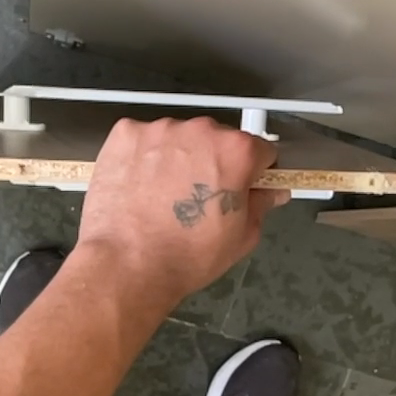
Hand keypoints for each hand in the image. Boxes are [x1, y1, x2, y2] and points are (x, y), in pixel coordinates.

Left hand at [77, 117, 284, 310]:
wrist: (127, 264)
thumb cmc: (184, 256)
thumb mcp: (241, 238)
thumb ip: (261, 205)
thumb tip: (269, 192)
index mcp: (236, 151)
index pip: (259, 150)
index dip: (253, 172)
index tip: (242, 187)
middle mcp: (200, 131)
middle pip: (216, 140)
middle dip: (212, 163)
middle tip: (198, 201)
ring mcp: (160, 130)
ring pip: (178, 138)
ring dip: (177, 159)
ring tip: (164, 199)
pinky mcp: (126, 135)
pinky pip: (143, 140)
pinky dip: (143, 158)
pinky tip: (140, 188)